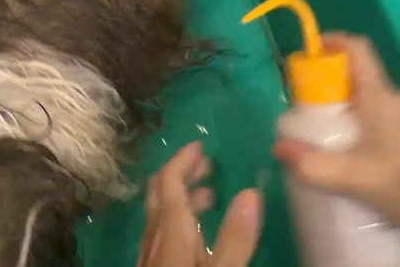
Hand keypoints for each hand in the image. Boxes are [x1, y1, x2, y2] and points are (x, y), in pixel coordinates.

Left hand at [137, 142, 261, 266]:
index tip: (200, 145)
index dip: (183, 158)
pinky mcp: (150, 266)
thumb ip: (235, 236)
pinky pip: (160, 230)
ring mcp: (148, 251)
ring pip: (159, 212)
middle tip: (208, 167)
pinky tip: (195, 234)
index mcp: (170, 227)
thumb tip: (251, 192)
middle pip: (160, 191)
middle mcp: (153, 233)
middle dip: (183, 173)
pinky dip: (177, 218)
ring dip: (181, 198)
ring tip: (210, 199)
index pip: (169, 179)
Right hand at [272, 33, 399, 252]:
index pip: (357, 48)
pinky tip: (361, 163)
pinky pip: (386, 122)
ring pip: (373, 104)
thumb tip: (278, 147)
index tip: (308, 53)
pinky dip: (367, 131)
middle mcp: (399, 99)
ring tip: (331, 143)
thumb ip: (316, 165)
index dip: (332, 41)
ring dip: (349, 115)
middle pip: (359, 78)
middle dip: (331, 89)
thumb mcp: (359, 180)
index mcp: (382, 96)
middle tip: (309, 114)